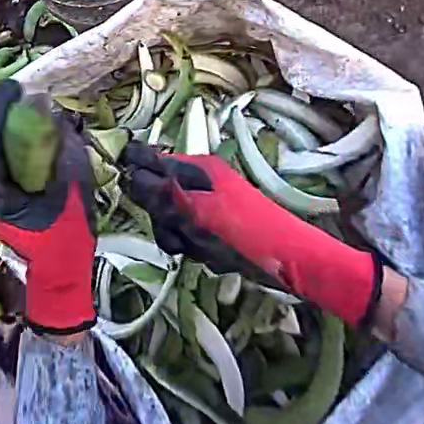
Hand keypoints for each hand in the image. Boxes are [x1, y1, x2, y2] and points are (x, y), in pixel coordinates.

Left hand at [0, 82, 97, 333]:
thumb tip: (62, 124)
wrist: (62, 284)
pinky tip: (32, 129)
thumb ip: (68, 161)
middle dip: (3, 114)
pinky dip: (17, 142)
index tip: (12, 86)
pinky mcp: (4, 196)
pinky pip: (6, 160)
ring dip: (8, 125)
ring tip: (25, 102)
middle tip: (20, 90)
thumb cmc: (65, 248)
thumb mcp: (72, 200)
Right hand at [119, 144, 380, 326]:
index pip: (146, 159)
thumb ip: (161, 193)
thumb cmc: (246, 234)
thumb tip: (128, 175)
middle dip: (163, 218)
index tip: (140, 201)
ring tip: (200, 248)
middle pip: (154, 193)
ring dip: (179, 236)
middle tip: (181, 232)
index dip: (136, 178)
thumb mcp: (197, 212)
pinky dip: (194, 246)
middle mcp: (197, 179)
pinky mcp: (213, 224)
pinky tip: (211, 255)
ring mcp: (206, 201)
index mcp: (194, 166)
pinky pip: (186, 232)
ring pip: (168, 217)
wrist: (296, 264)